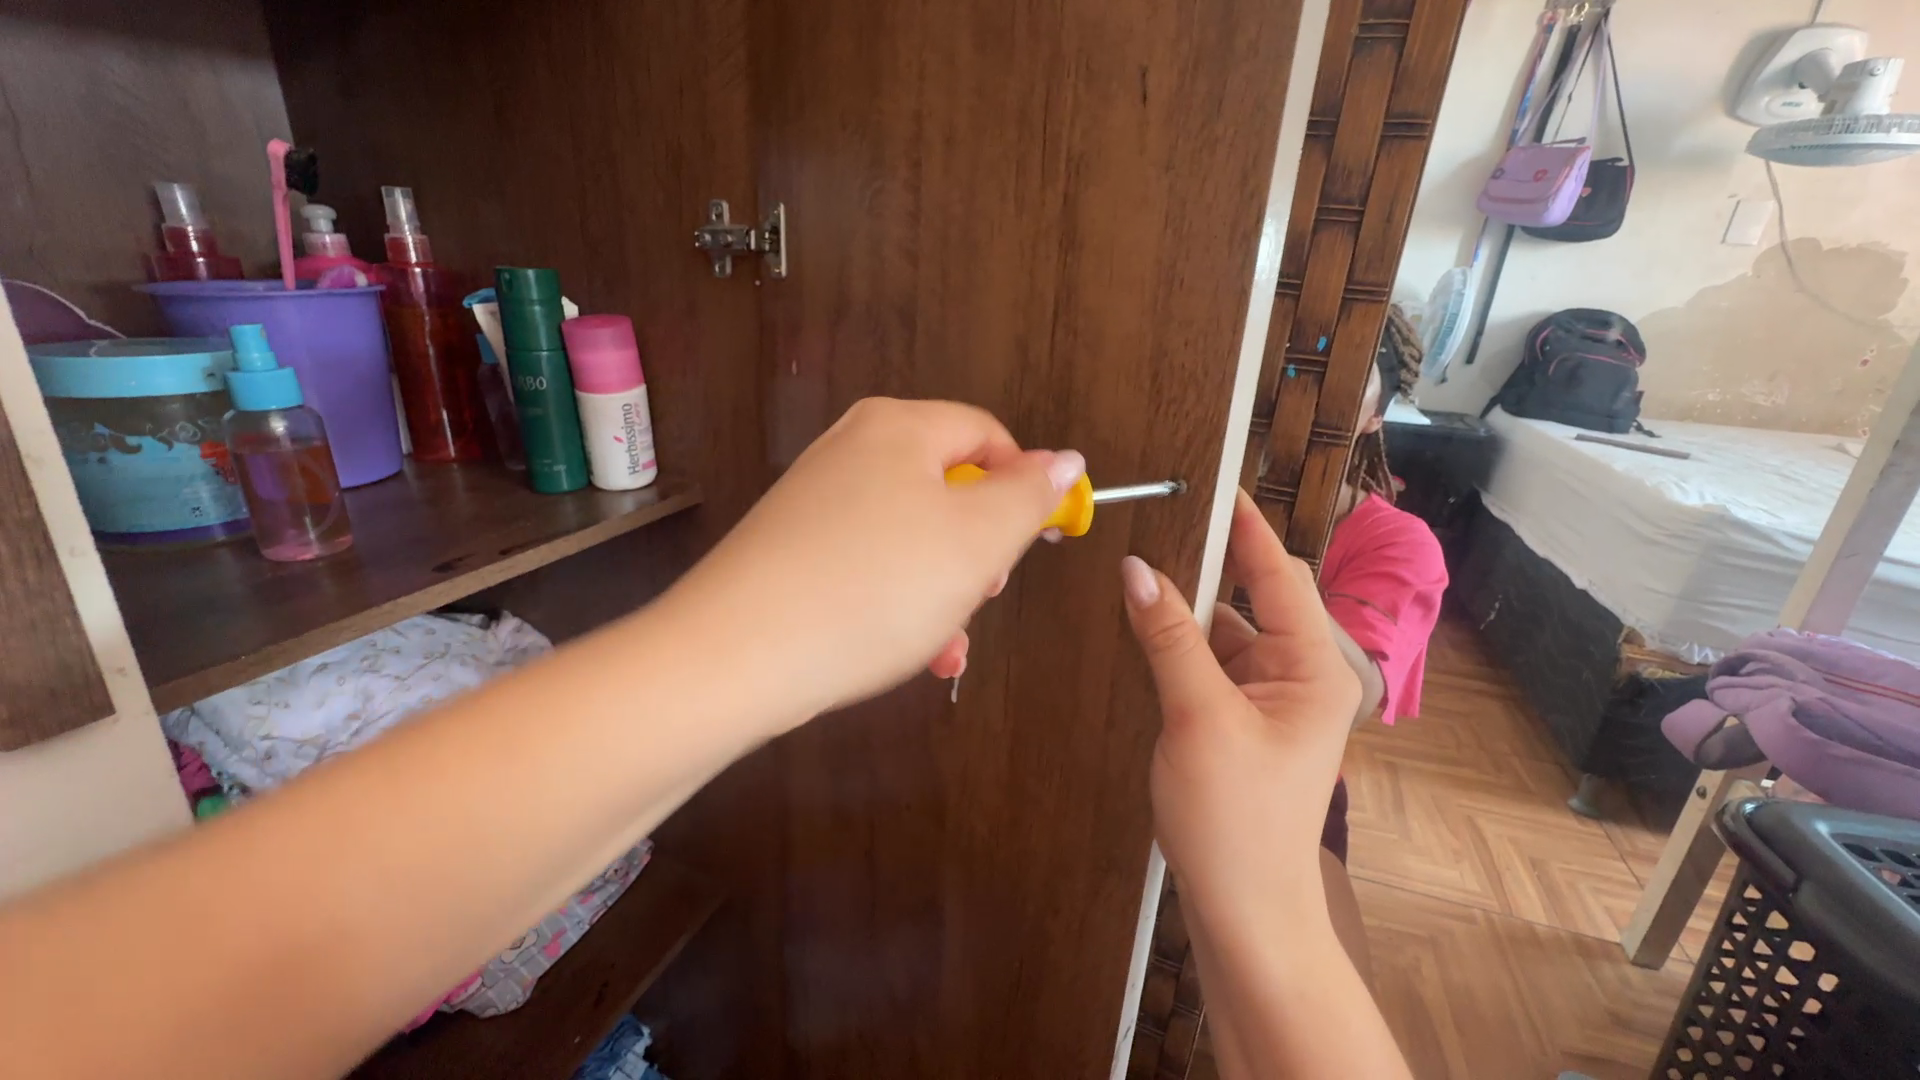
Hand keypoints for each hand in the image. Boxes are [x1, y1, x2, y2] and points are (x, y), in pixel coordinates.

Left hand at [670, 398, 1083, 725]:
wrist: (737, 655)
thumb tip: (1064, 460)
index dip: (1025, 485)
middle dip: (979, 548)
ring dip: (944, 590)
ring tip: (948, 644)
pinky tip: (912, 655)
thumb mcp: (977, 542)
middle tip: (983, 595)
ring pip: (911, 537)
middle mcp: (852, 450)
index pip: (987, 436)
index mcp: (899, 428)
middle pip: (947, 487)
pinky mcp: (791, 549)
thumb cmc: (876, 587)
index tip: (1037, 541)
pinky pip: (867, 565)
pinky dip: (897, 603)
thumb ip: (1029, 495)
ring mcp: (816, 501)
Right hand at [1121, 490, 1359, 916]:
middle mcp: (1299, 675)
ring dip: (1187, 609)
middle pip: (1252, 599)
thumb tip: (1137, 570)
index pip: (1280, 574)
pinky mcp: (1241, 722)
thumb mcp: (1198, 718)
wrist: (1244, 910)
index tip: (1213, 485)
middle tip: (1158, 525)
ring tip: (1139, 573)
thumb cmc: (1235, 818)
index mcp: (1312, 668)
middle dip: (1208, 565)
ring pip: (1225, 633)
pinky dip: (1180, 646)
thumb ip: (1169, 638)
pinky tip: (1143, 632)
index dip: (1247, 528)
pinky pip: (1211, 665)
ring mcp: (1270, 701)